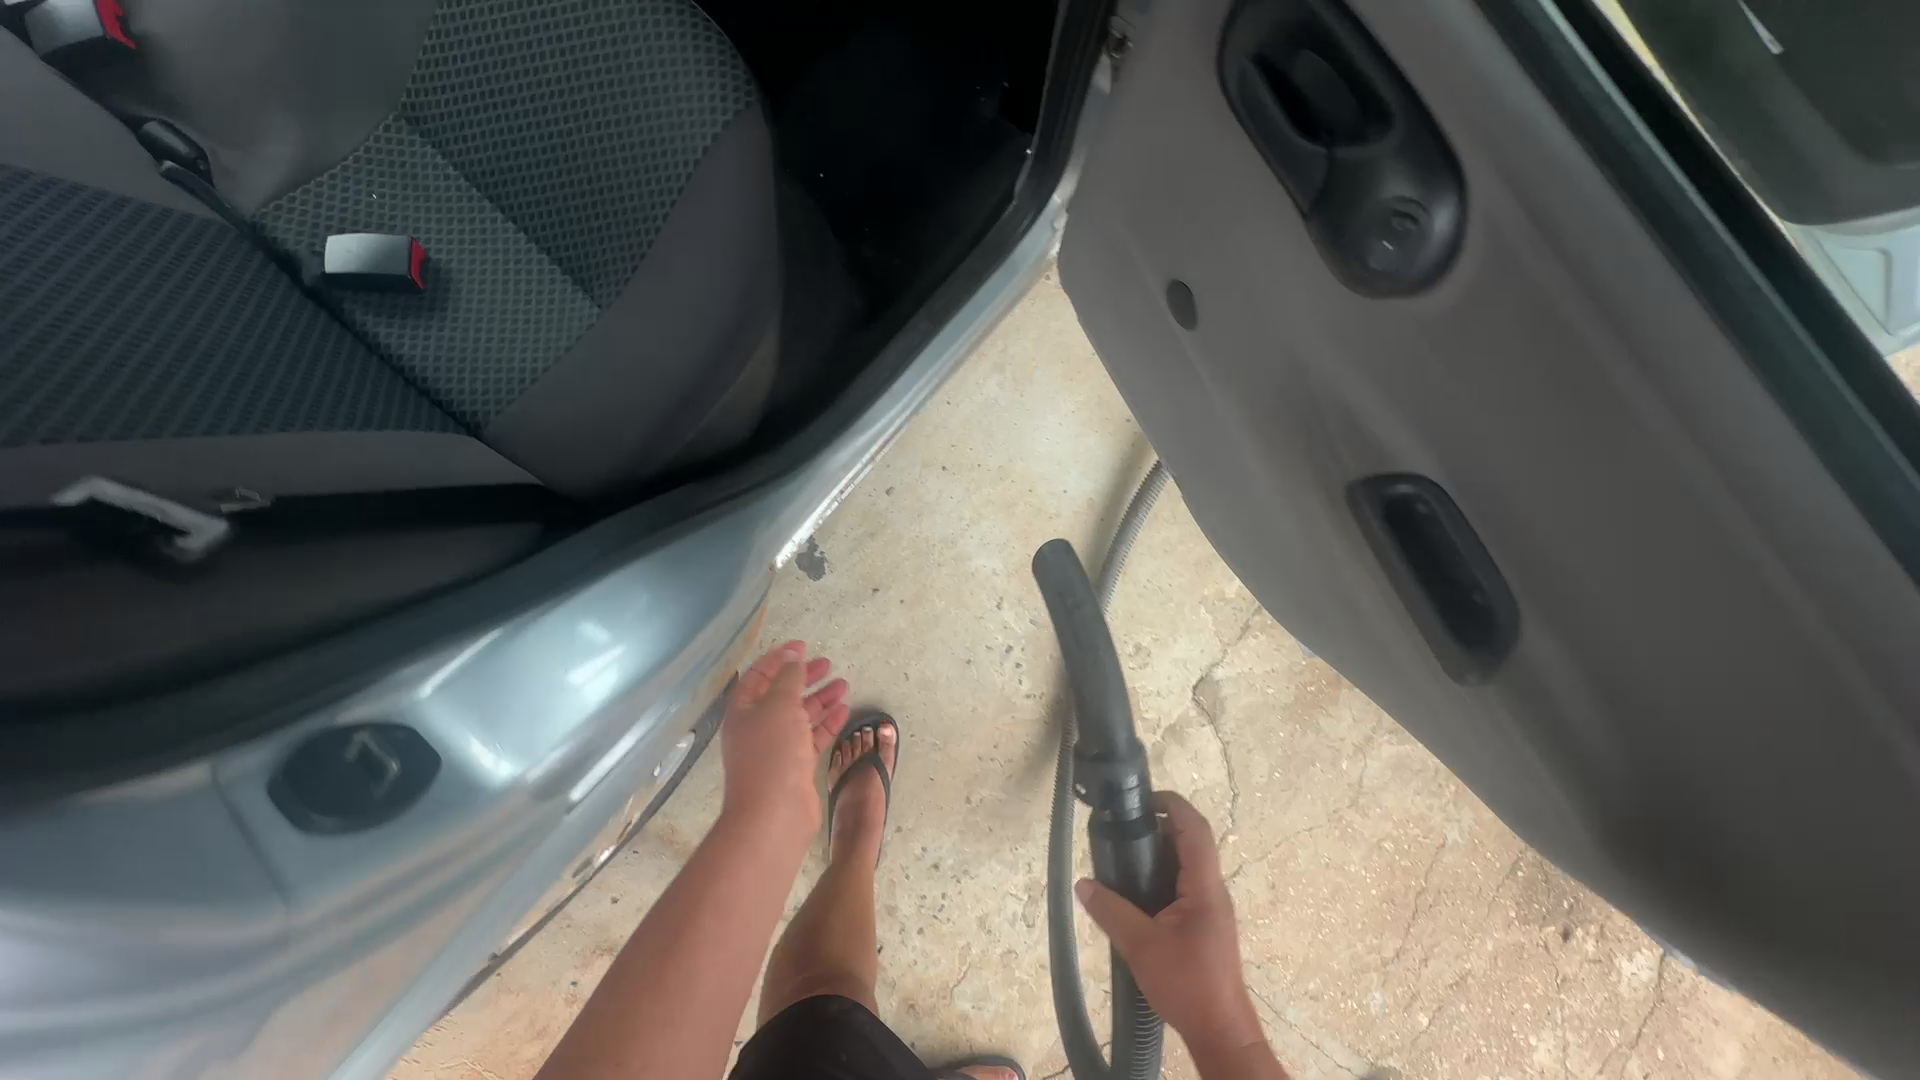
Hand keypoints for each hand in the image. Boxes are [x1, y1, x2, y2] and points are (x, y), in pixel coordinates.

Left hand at [718, 640, 849, 834]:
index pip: (759, 676)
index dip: (779, 658)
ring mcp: (777, 748)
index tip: (803, 646)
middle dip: (804, 677)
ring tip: (844, 683)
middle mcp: (758, 727)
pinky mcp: (796, 766)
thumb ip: (789, 678)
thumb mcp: (780, 706)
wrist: (774, 814)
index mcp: (744, 711)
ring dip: (820, 699)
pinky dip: (827, 723)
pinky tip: (843, 711)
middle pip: (782, 694)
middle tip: (827, 664)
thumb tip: (792, 657)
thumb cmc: (772, 753)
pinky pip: (812, 738)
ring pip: (800, 716)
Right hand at [1075, 792, 1264, 1061]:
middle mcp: (1213, 891)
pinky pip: (1185, 886)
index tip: (1142, 798)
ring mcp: (1212, 909)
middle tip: (1124, 826)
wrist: (1220, 1032)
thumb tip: (1083, 885)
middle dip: (1160, 826)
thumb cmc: (1187, 984)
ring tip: (1124, 853)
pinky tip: (1136, 891)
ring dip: (1160, 852)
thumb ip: (1110, 911)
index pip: (1195, 829)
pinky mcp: (1205, 926)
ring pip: (1188, 865)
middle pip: (1192, 842)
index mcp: (1204, 887)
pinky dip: (1162, 876)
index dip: (1172, 805)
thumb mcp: (1140, 946)